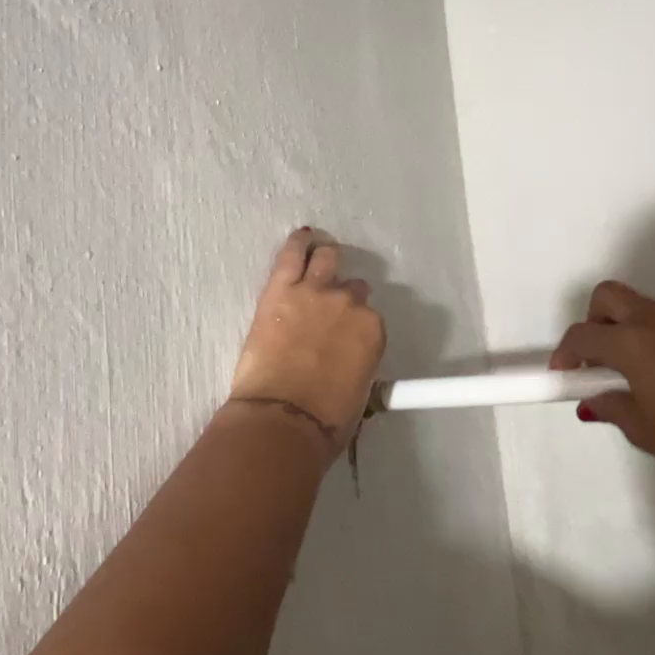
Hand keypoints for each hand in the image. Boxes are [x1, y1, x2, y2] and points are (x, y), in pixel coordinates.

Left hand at [228, 228, 385, 460]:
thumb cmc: (326, 419)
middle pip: (352, 287)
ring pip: (326, 259)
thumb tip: (350, 371)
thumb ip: (359, 369)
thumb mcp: (358, 395)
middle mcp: (350, 304)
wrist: (284, 415)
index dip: (357, 322)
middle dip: (343, 295)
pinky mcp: (281, 289)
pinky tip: (301, 236)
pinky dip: (298, 242)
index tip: (346, 332)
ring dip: (325, 257)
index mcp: (373, 332)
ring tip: (320, 254)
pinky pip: (292, 254)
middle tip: (330, 307)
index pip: (370, 317)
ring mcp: (315, 292)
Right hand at [550, 280, 654, 491]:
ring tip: (629, 373)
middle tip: (594, 361)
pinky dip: (652, 336)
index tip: (563, 376)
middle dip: (592, 321)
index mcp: (633, 343)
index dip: (564, 355)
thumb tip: (595, 400)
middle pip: (608, 297)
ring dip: (624, 328)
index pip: (582, 335)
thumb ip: (611, 406)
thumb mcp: (643, 430)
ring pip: (640, 306)